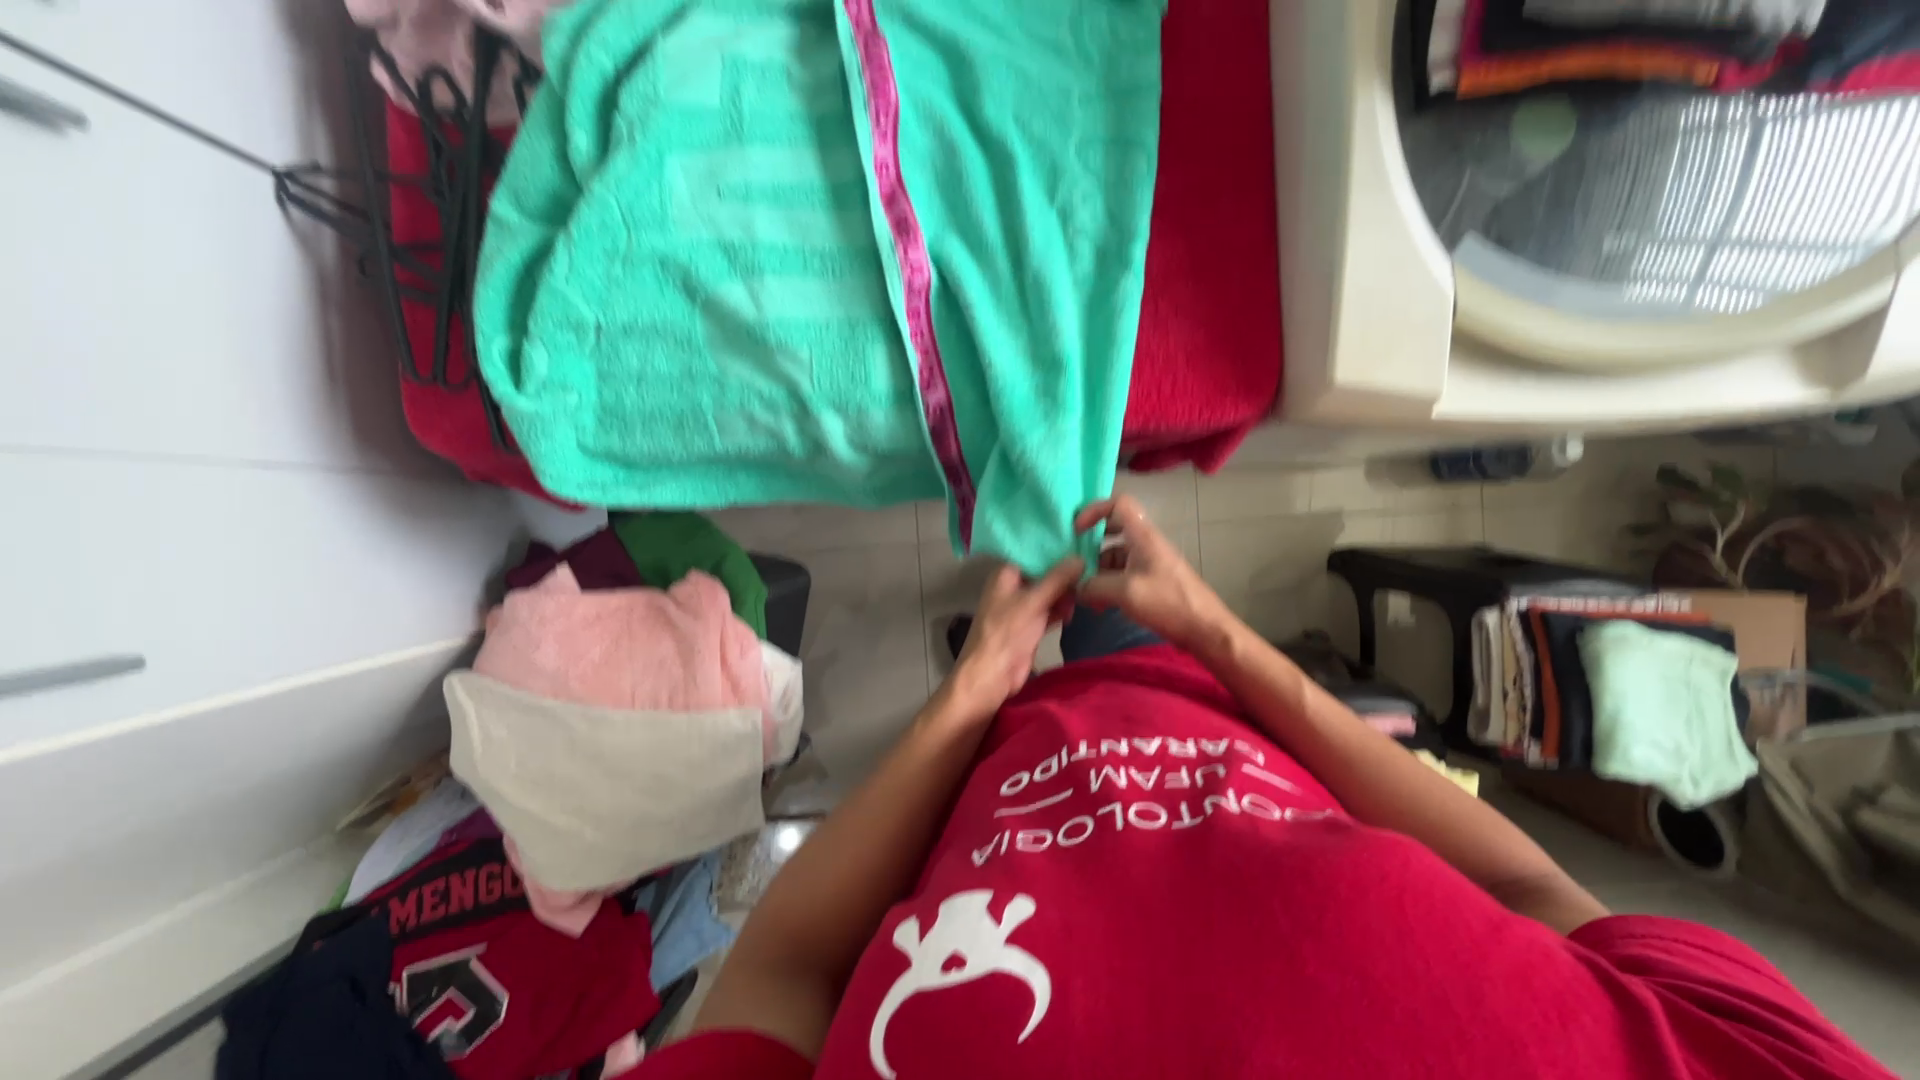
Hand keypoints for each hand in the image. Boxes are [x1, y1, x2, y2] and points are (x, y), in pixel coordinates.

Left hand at [937, 557, 1084, 721]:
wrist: (992, 675)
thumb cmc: (1007, 632)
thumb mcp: (1033, 601)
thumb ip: (1057, 579)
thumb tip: (1081, 557)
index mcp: (1005, 575)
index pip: (1033, 552)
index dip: (1055, 549)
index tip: (1081, 543)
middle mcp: (1013, 587)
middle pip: (1044, 573)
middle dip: (1065, 574)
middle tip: (1091, 571)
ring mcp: (1022, 608)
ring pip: (1049, 593)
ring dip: (1065, 594)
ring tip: (1086, 592)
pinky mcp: (1030, 626)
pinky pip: (1050, 611)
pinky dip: (1061, 610)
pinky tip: (1075, 610)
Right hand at [1074, 495, 1236, 653]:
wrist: (1205, 629)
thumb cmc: (1168, 602)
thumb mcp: (1125, 592)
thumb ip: (1094, 586)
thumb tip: (1076, 587)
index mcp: (1143, 536)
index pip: (1119, 504)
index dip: (1094, 511)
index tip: (1077, 532)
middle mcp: (1146, 544)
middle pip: (1112, 533)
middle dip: (1090, 548)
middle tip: (1074, 566)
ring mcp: (1149, 564)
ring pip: (1115, 558)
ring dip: (1097, 573)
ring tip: (1084, 597)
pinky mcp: (1151, 583)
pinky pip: (1123, 576)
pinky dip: (1108, 587)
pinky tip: (1099, 606)